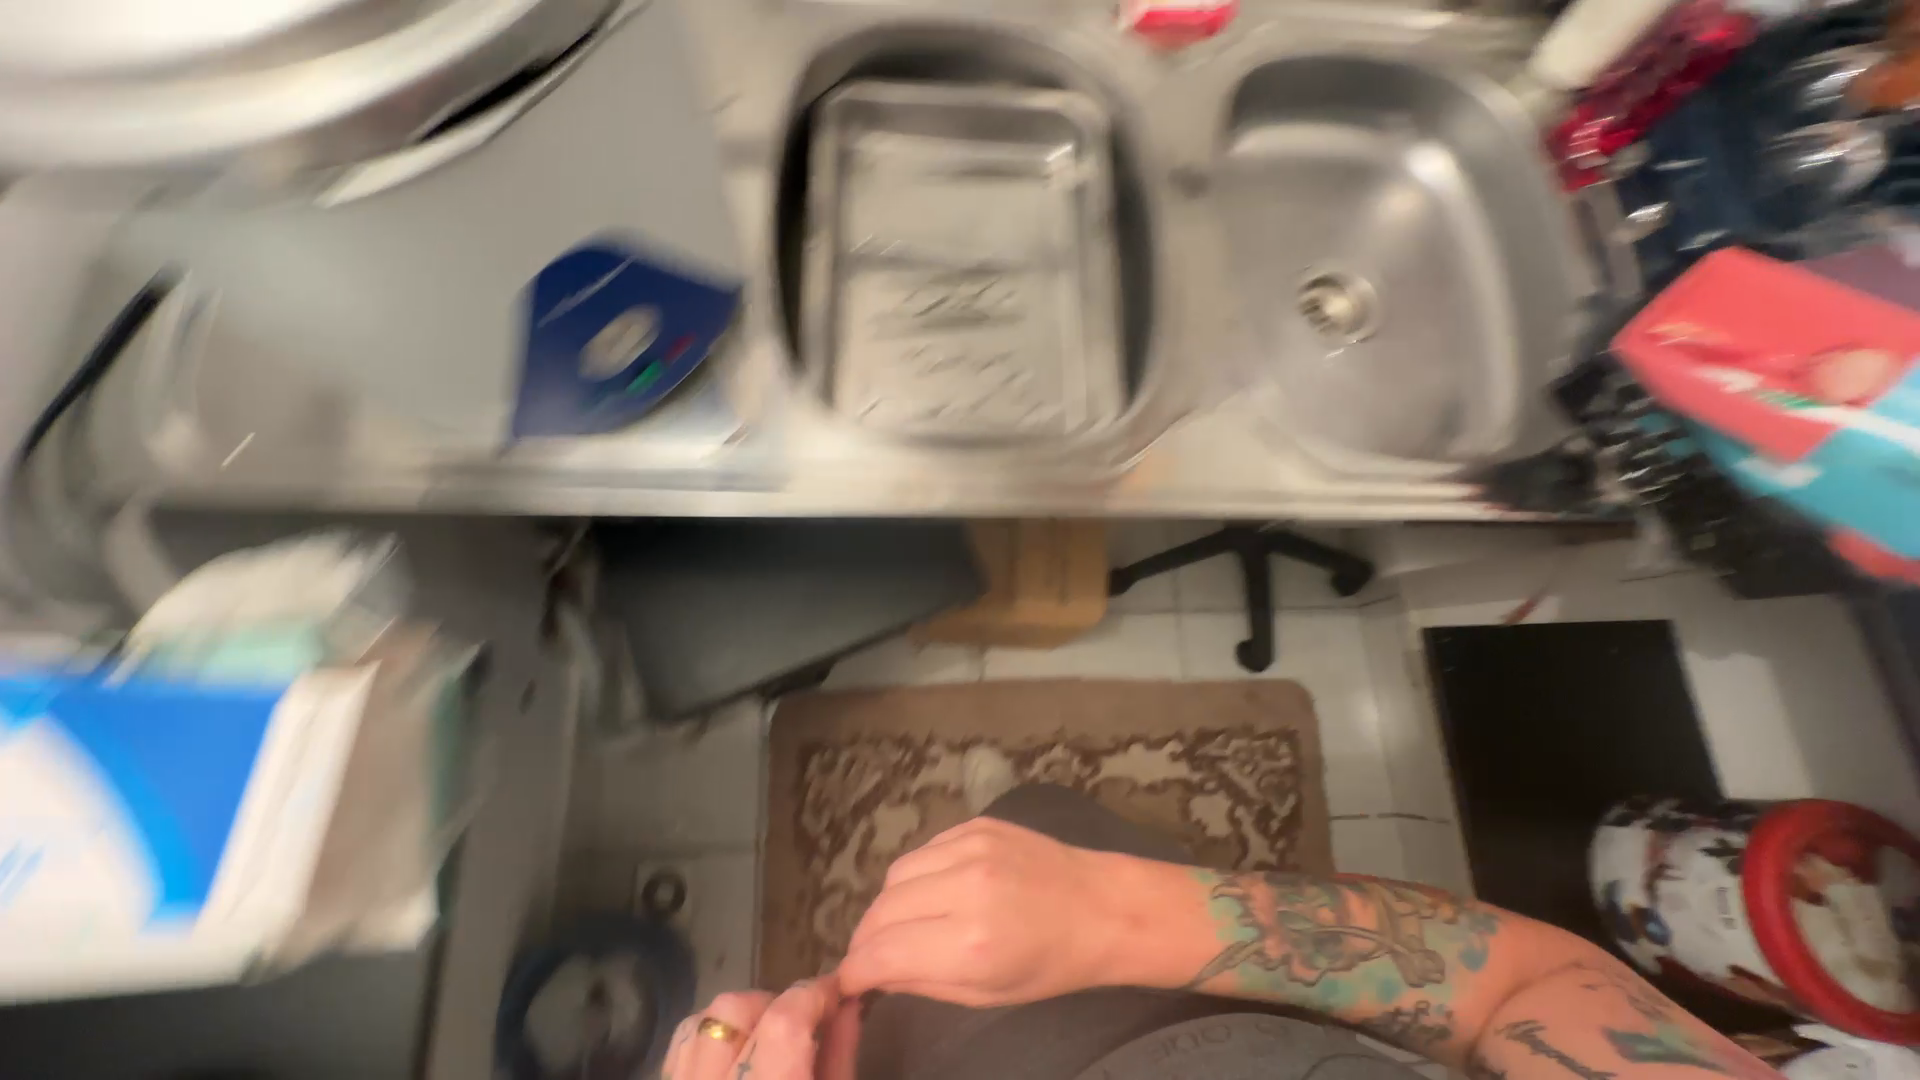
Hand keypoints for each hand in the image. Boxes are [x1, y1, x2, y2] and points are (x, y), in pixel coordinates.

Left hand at [662, 975, 860, 1079]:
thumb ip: (840, 1058)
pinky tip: (731, 1059)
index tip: (834, 996)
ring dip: (736, 1020)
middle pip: (732, 1012)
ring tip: (764, 1044)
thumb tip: (848, 1003)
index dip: (813, 995)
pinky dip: (705, 1041)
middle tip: (801, 1026)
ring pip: (697, 1025)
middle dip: (773, 1005)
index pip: (783, 1024)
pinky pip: (677, 1054)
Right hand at [837, 817, 1138, 1006]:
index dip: (855, 969)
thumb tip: (873, 973)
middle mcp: (965, 887)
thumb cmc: (1050, 965)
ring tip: (904, 922)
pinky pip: (925, 850)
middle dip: (867, 937)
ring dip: (888, 902)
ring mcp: (971, 847)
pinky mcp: (978, 824)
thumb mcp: (985, 993)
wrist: (1100, 906)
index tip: (849, 980)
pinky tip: (933, 891)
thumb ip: (921, 982)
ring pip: (896, 873)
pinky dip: (917, 874)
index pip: (881, 952)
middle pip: (881, 908)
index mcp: (970, 943)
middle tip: (873, 955)